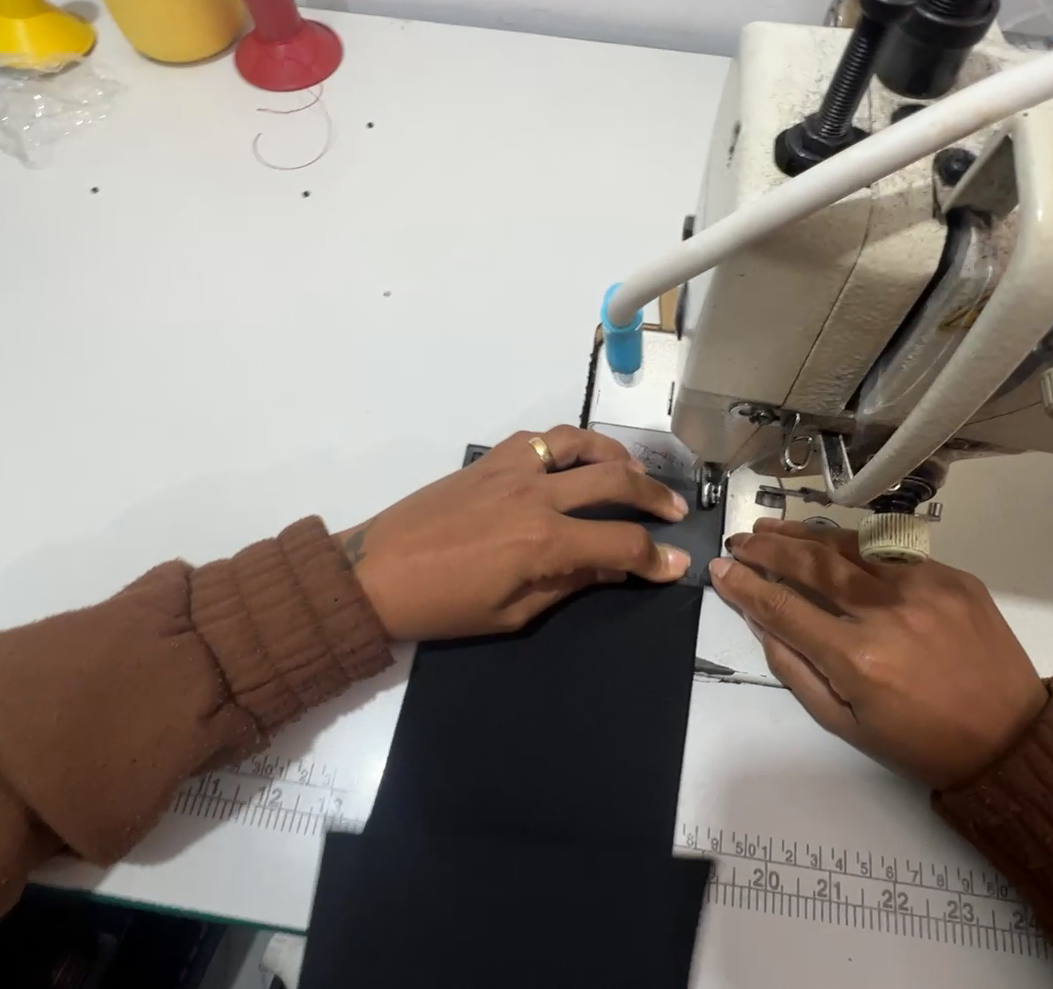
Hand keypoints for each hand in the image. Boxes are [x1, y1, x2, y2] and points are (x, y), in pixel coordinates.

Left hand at [340, 426, 691, 640]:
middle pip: (614, 479)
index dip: (656, 558)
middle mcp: (536, 495)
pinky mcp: (490, 461)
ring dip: (615, 454)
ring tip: (633, 470)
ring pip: (579, 442)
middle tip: (675, 510)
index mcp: (543, 541)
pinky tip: (574, 461)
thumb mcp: (512, 613)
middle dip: (655, 495)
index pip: (621, 543)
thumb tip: (613, 568)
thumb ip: (569, 583)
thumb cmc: (443, 606)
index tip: (677, 565)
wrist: (376, 573)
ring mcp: (512, 470)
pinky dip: (567, 445)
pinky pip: (539, 439)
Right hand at [709, 519, 1046, 789]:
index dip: (744, 586)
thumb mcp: (845, 724)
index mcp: (857, 658)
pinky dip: (851, 542)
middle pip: (810, 565)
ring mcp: (923, 587)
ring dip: (803, 534)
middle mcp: (887, 613)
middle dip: (767, 549)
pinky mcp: (952, 576)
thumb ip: (795, 670)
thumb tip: (761, 622)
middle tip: (740, 541)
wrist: (1013, 741)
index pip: (782, 608)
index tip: (720, 570)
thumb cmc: (920, 743)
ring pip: (848, 545)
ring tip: (771, 528)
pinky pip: (889, 549)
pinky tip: (828, 539)